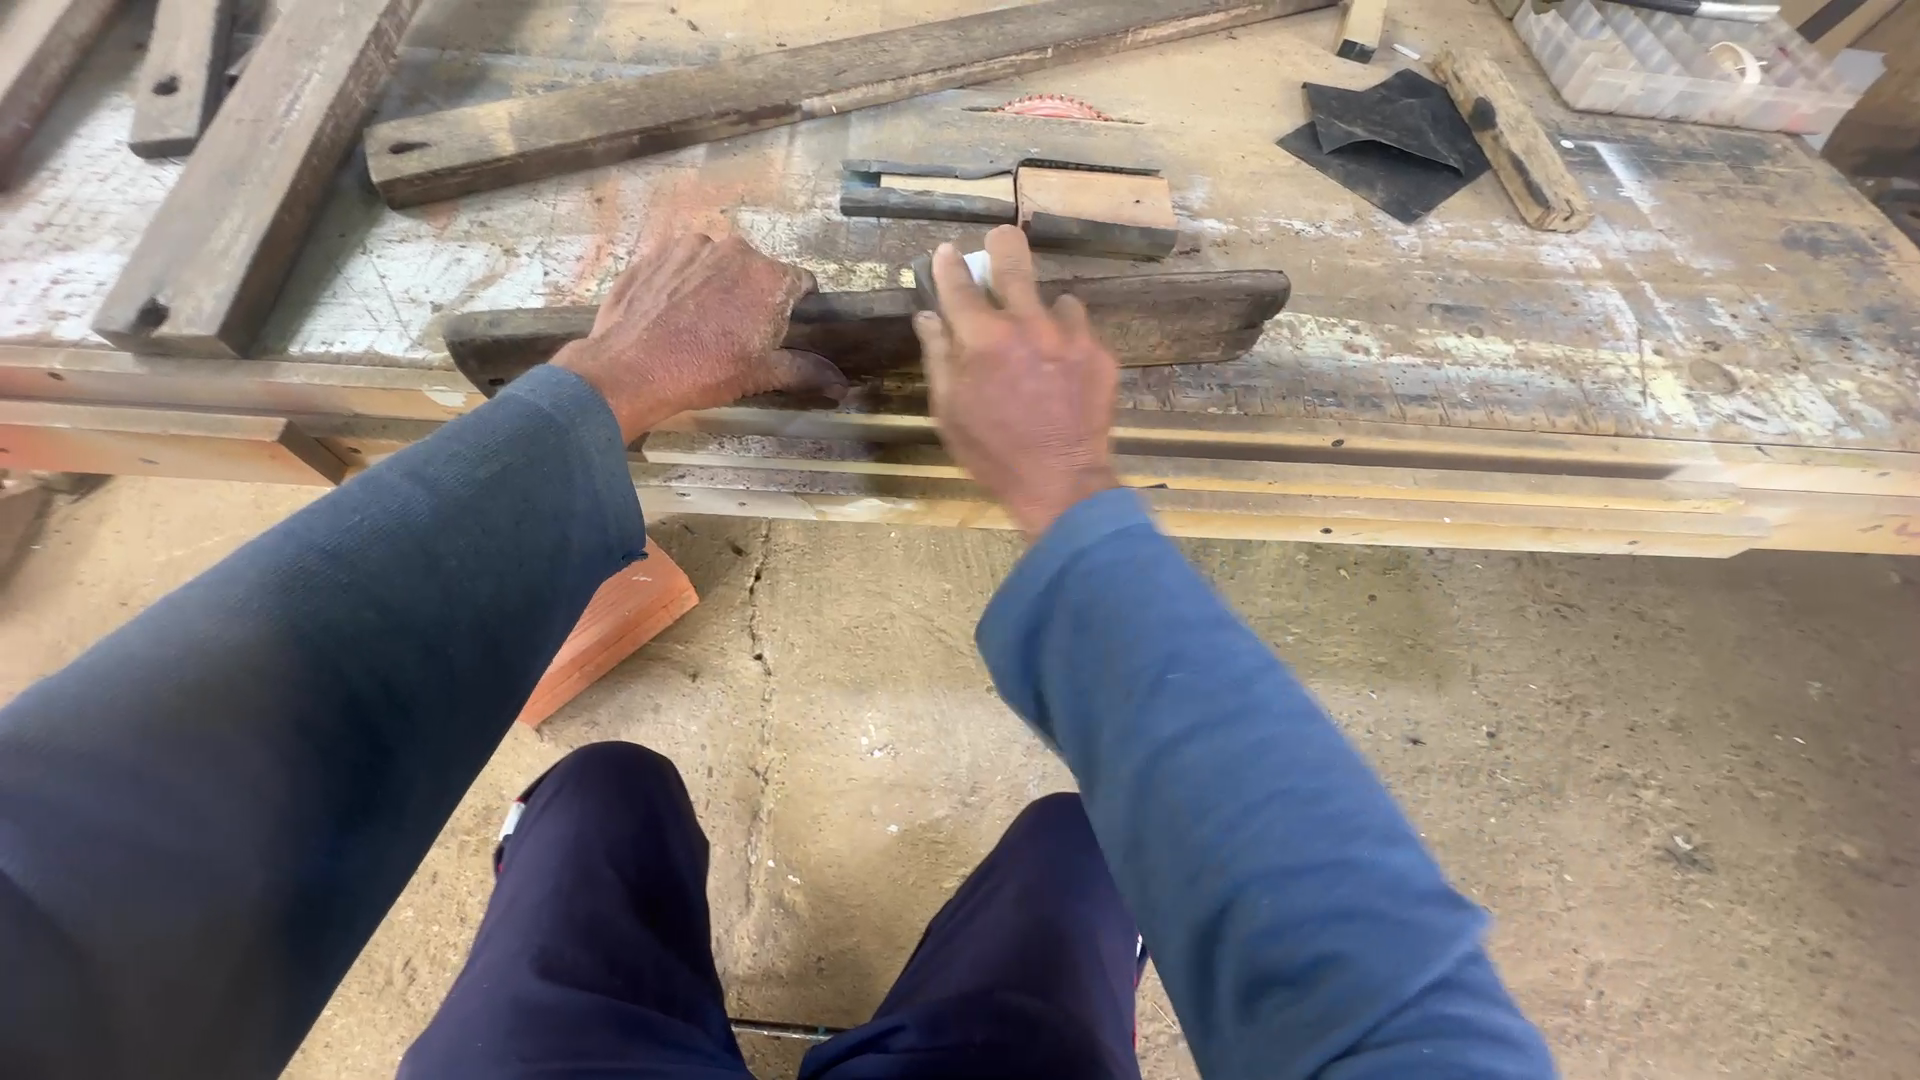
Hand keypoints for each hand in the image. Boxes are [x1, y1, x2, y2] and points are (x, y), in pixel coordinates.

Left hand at [553, 231, 847, 440]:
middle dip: (753, 295)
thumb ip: (806, 371)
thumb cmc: (705, 371)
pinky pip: (682, 265)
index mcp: (768, 276)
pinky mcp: (655, 252)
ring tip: (701, 324)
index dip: (795, 305)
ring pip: (717, 265)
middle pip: (757, 271)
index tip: (781, 328)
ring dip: (717, 287)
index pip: (800, 282)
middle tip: (738, 333)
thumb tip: (843, 386)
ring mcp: (689, 246)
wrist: (631, 369)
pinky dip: (684, 284)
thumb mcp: (761, 374)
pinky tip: (673, 315)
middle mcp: (733, 249)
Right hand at [912, 226, 1119, 538]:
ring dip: (1042, 308)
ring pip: (1055, 298)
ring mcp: (1070, 337)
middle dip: (1002, 245)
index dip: (949, 265)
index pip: (959, 285)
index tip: (948, 253)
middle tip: (1000, 239)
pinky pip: (1080, 329)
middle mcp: (1028, 325)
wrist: (1060, 484)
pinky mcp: (1099, 355)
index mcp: (983, 339)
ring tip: (1040, 331)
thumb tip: (928, 317)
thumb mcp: (949, 411)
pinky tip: (1063, 363)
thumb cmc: (993, 453)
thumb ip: (938, 357)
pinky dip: (1068, 337)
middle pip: (1014, 263)